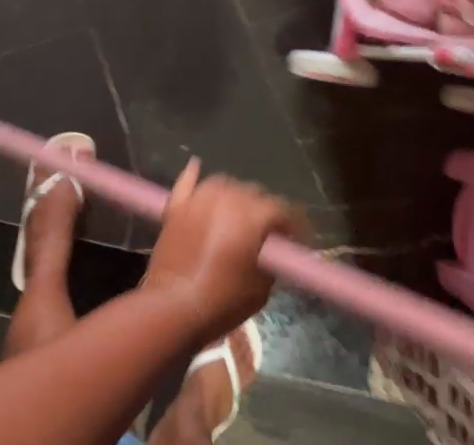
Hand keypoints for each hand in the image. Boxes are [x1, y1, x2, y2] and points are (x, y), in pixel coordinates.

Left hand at [143, 159, 308, 341]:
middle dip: (265, 210)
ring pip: (224, 184)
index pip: (283, 210)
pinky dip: (193, 175)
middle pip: (254, 193)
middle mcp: (228, 198)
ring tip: (238, 213)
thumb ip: (271, 260)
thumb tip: (272, 250)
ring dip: (235, 195)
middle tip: (269, 233)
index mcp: (254, 215)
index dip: (294, 225)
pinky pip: (187, 183)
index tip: (299, 241)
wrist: (174, 306)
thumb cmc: (224, 301)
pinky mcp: (176, 208)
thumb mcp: (262, 287)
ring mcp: (199, 199)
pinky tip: (197, 166)